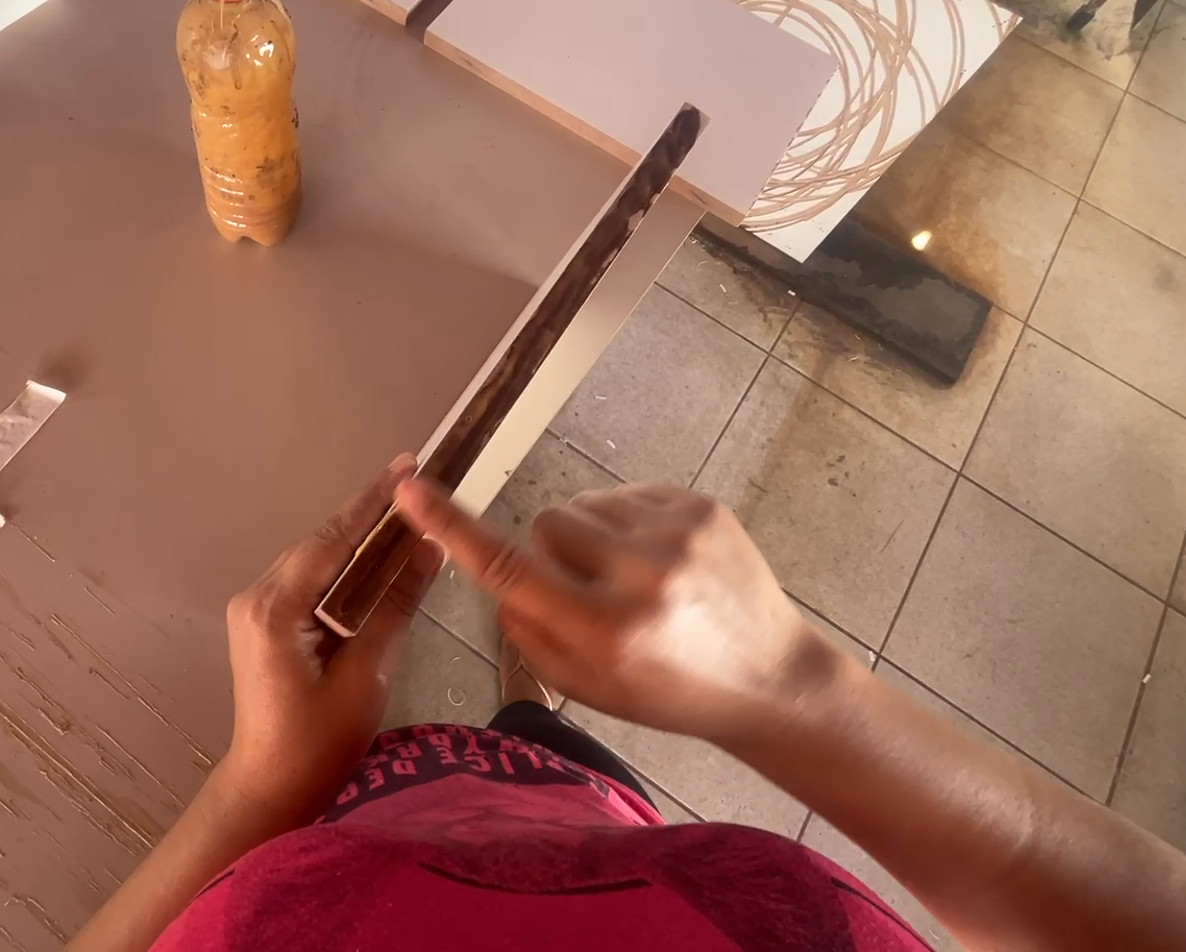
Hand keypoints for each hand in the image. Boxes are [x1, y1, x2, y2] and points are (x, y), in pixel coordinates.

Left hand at [217, 455, 445, 827]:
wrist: (272, 787)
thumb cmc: (320, 743)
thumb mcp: (366, 674)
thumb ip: (394, 606)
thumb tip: (427, 549)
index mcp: (275, 608)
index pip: (332, 539)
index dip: (373, 501)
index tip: (407, 466)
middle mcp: (257, 595)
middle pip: (321, 542)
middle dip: (369, 516)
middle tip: (416, 490)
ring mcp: (255, 606)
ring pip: (315, 557)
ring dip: (358, 539)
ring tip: (403, 518)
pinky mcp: (263, 618)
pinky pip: (309, 578)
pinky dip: (343, 566)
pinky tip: (374, 559)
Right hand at [395, 478, 836, 742]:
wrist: (773, 678)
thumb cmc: (669, 693)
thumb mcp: (587, 686)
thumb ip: (526, 632)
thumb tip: (498, 578)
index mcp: (608, 630)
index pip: (509, 569)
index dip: (453, 527)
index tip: (413, 491)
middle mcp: (642, 573)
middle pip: (545, 524)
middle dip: (549, 553)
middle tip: (588, 590)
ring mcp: (677, 531)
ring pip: (581, 506)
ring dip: (588, 537)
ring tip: (630, 576)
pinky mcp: (699, 504)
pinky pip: (621, 495)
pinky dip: (623, 524)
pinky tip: (657, 559)